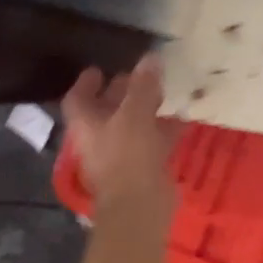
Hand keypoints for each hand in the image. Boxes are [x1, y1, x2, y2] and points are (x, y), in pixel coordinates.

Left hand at [62, 54, 177, 228]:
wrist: (141, 204)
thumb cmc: (128, 156)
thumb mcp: (135, 114)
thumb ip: (143, 86)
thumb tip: (151, 57)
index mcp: (87, 124)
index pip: (79, 98)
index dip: (87, 82)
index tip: (99, 69)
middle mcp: (100, 138)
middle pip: (107, 111)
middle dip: (121, 93)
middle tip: (139, 76)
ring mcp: (123, 154)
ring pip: (133, 126)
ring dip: (146, 110)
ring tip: (164, 93)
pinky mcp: (145, 167)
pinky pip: (154, 142)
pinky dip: (165, 130)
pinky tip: (183, 119)